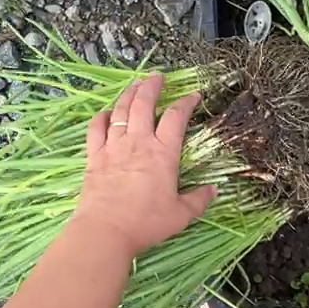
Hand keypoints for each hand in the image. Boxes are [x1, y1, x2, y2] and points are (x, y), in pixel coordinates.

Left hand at [67, 72, 215, 257]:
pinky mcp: (94, 156)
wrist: (105, 230)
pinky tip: (106, 113)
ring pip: (121, 111)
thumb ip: (198, 200)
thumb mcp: (181, 215)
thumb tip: (213, 191)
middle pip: (145, 104)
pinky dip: (101, 117)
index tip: (194, 95)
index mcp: (163, 153)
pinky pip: (96, 128)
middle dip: (153, 86)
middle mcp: (138, 142)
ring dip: (129, 94)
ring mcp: (113, 147)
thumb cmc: (146, 222)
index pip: (177, 117)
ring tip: (135, 85)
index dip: (187, 102)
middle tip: (158, 77)